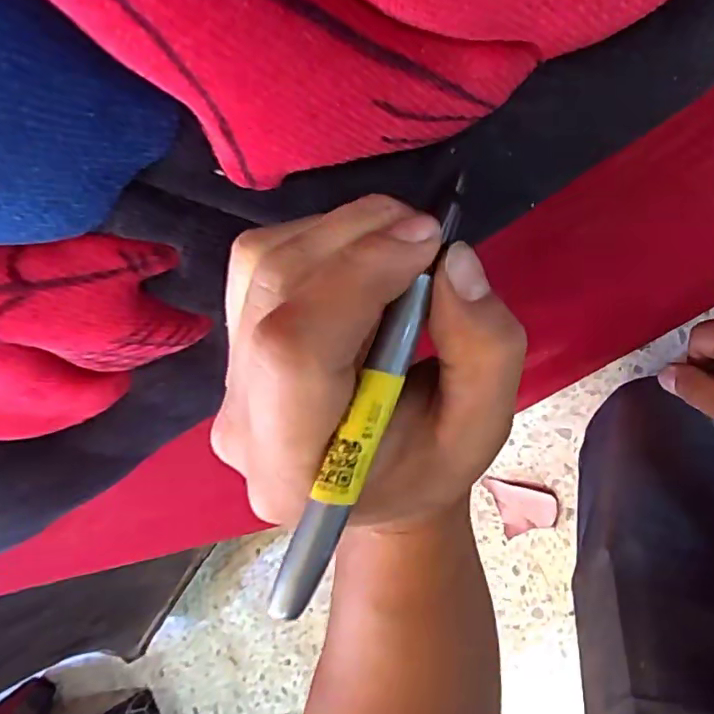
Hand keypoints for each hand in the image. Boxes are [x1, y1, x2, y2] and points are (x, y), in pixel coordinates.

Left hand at [212, 195, 526, 532]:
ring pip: (264, 259)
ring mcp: (228, 371)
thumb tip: (453, 260)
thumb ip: (485, 347)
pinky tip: (362, 259)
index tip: (428, 242)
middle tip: (426, 231)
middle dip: (358, 237)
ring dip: (341, 230)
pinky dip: (321, 237)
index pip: (296, 348)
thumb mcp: (482, 424)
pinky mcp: (234, 334)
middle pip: (277, 286)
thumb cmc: (426, 465)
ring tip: (400, 242)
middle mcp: (242, 415)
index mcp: (292, 464)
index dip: (359, 275)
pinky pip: (262, 256)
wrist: (374, 483)